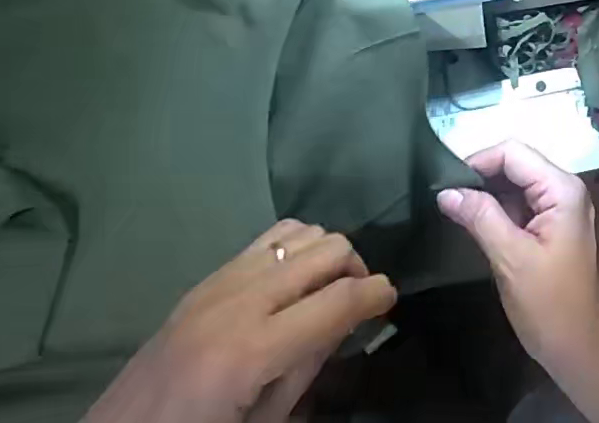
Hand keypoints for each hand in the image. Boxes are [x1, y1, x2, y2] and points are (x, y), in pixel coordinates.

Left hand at [85, 220, 396, 422]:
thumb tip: (352, 320)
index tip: (390, 301)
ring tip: (326, 288)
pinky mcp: (207, 276)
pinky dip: (296, 247)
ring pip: (304, 231)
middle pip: (328, 249)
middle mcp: (240, 302)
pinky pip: (270, 236)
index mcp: (251, 352)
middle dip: (357, 269)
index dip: (378, 294)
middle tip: (357, 301)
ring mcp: (220, 281)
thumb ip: (309, 366)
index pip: (339, 300)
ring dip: (327, 254)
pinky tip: (293, 279)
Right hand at [436, 141, 598, 373]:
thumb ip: (480, 218)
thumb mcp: (511, 259)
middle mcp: (564, 188)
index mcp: (562, 188)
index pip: (514, 153)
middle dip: (480, 174)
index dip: (479, 161)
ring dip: (486, 191)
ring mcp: (560, 206)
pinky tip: (471, 218)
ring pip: (516, 183)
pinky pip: (520, 203)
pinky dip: (496, 207)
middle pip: (516, 164)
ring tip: (451, 203)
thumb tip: (446, 191)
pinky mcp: (551, 224)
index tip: (445, 181)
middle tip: (444, 193)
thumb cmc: (550, 304)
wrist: (582, 348)